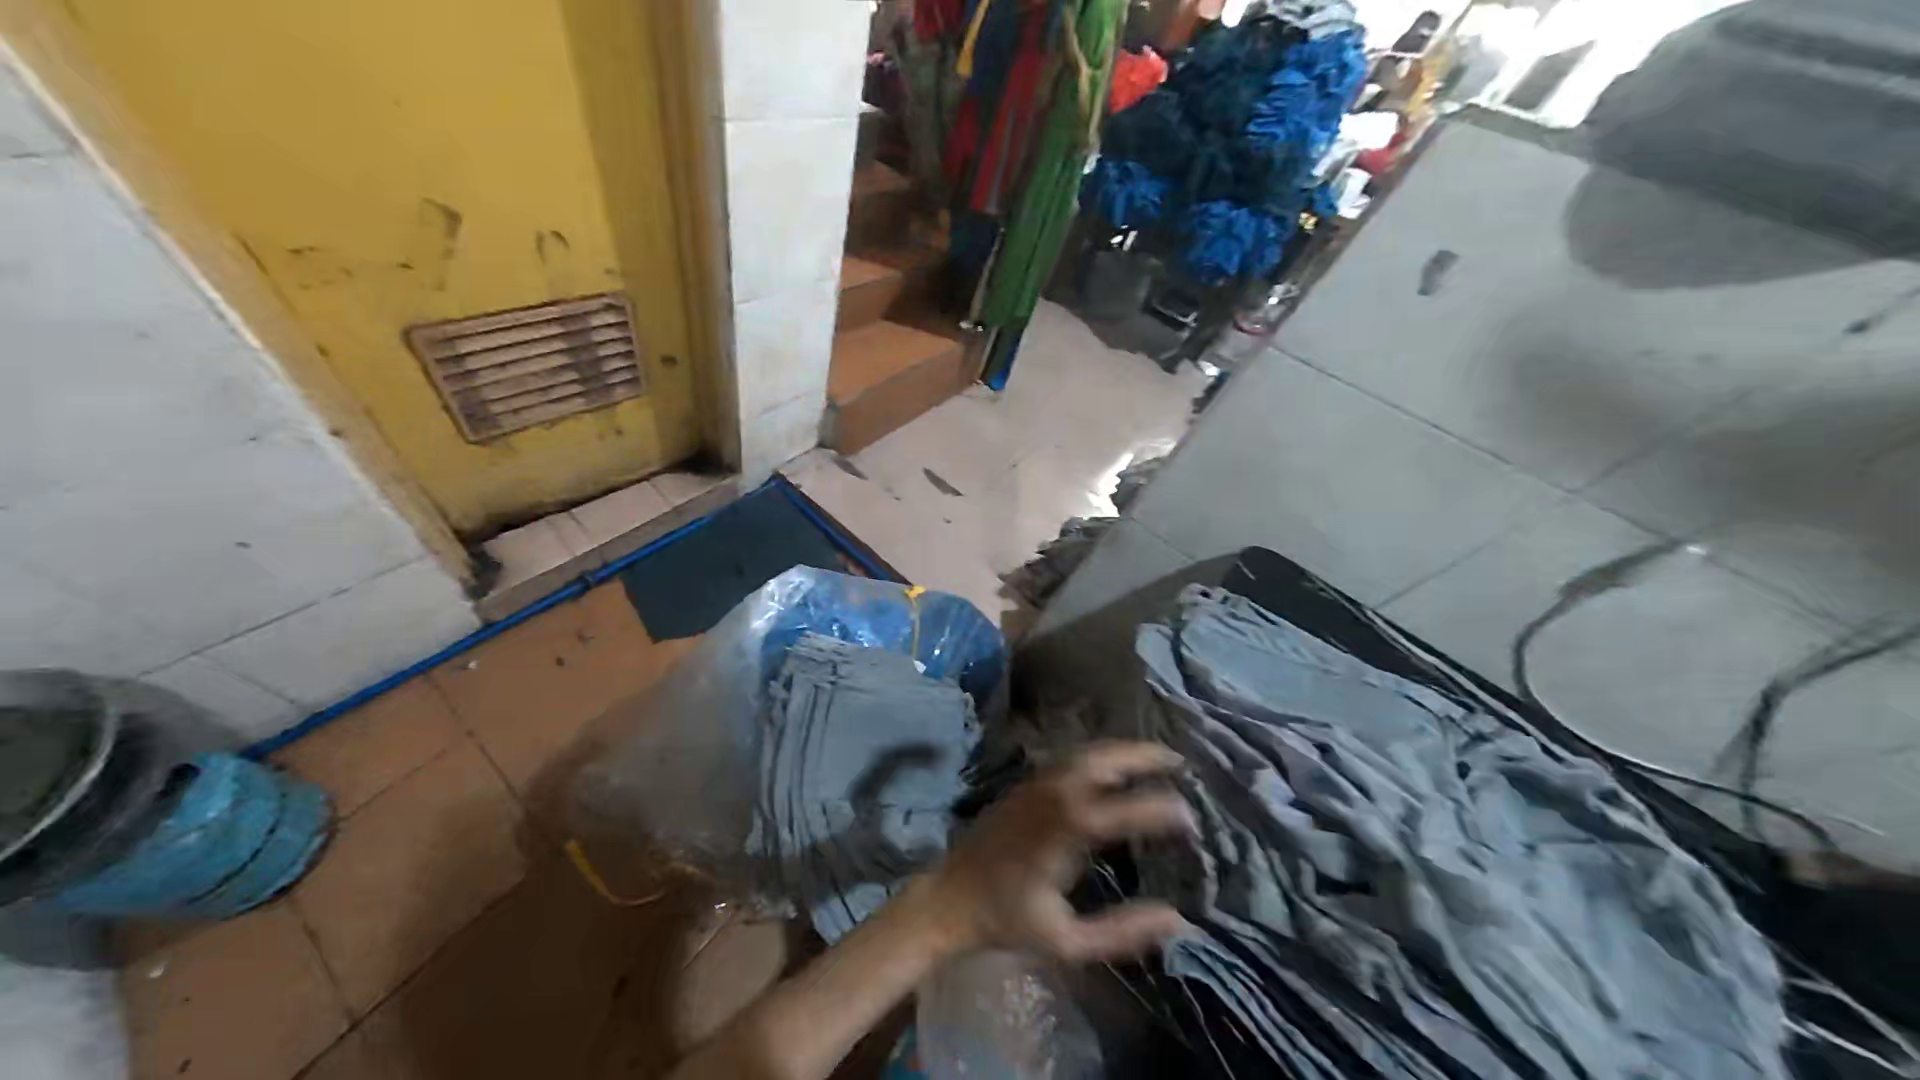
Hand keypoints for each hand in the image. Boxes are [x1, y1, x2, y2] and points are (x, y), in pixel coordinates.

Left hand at [913, 741, 1195, 961]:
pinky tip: (1112, 765)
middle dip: (1140, 755)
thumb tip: (1177, 919)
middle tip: (1176, 760)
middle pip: (1100, 759)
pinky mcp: (1023, 785)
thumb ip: (1122, 932)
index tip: (1190, 818)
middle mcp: (1050, 797)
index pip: (1121, 811)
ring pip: (1083, 753)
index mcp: (1063, 832)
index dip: (1159, 810)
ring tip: (1153, 757)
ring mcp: (1034, 785)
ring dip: (1120, 751)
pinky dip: (1097, 755)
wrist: (949, 898)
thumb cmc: (1007, 921)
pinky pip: (1067, 758)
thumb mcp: (1067, 942)